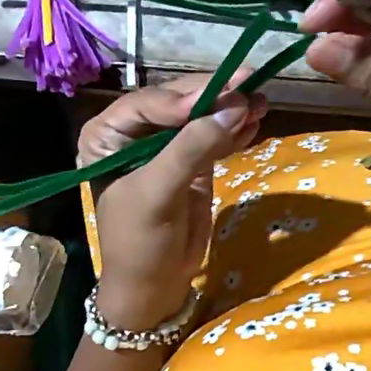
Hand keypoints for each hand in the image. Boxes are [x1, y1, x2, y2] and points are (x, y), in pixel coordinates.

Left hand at [79, 73, 266, 329]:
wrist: (155, 285)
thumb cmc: (140, 241)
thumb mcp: (158, 193)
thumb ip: (191, 149)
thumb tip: (234, 109)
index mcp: (108, 134)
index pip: (147, 102)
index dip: (184, 96)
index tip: (222, 94)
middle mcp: (135, 132)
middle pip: (179, 102)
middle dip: (214, 96)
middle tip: (250, 85)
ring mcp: (167, 146)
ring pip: (201, 117)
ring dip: (232, 109)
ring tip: (262, 101)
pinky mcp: (193, 162)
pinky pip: (215, 137)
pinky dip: (236, 130)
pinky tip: (257, 122)